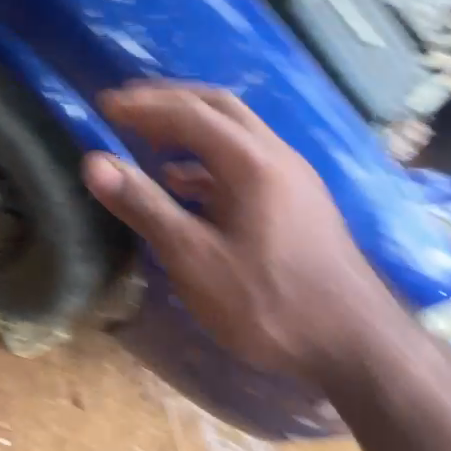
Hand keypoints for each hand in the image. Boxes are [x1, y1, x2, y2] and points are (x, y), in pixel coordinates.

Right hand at [81, 84, 408, 382]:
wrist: (357, 349)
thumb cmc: (269, 303)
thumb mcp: (194, 259)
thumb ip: (144, 206)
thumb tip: (93, 162)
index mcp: (252, 163)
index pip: (190, 113)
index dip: (143, 105)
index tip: (102, 104)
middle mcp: (276, 157)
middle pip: (218, 107)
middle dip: (168, 101)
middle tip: (125, 109)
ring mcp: (293, 179)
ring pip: (235, 131)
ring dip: (188, 126)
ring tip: (146, 141)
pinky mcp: (297, 202)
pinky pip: (245, 159)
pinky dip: (206, 157)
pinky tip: (183, 185)